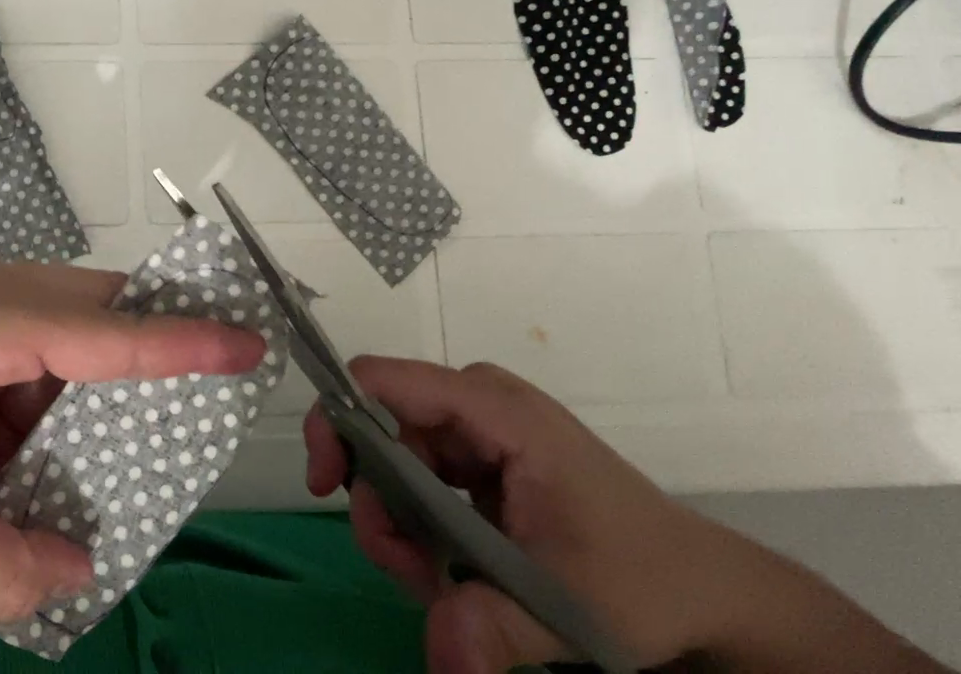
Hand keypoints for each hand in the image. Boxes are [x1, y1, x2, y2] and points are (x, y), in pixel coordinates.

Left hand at [0, 258, 266, 622]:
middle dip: (137, 357)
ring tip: (81, 466)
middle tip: (187, 407)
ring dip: (71, 392)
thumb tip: (78, 575)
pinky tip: (11, 461)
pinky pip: (1, 350)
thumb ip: (7, 568)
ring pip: (42, 333)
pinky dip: (25, 399)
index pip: (106, 326)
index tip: (252, 343)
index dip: (185, 340)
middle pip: (82, 311)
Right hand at [303, 358, 753, 673]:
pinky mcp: (476, 455)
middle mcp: (478, 406)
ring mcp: (476, 429)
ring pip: (389, 454)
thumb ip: (498, 627)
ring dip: (393, 520)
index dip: (337, 420)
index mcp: (499, 414)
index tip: (325, 487)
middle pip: (377, 425)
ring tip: (433, 579)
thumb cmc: (643, 582)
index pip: (383, 381)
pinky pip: (411, 470)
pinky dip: (411, 520)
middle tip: (405, 568)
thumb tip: (440, 655)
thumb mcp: (572, 611)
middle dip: (374, 500)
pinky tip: (442, 565)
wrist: (702, 591)